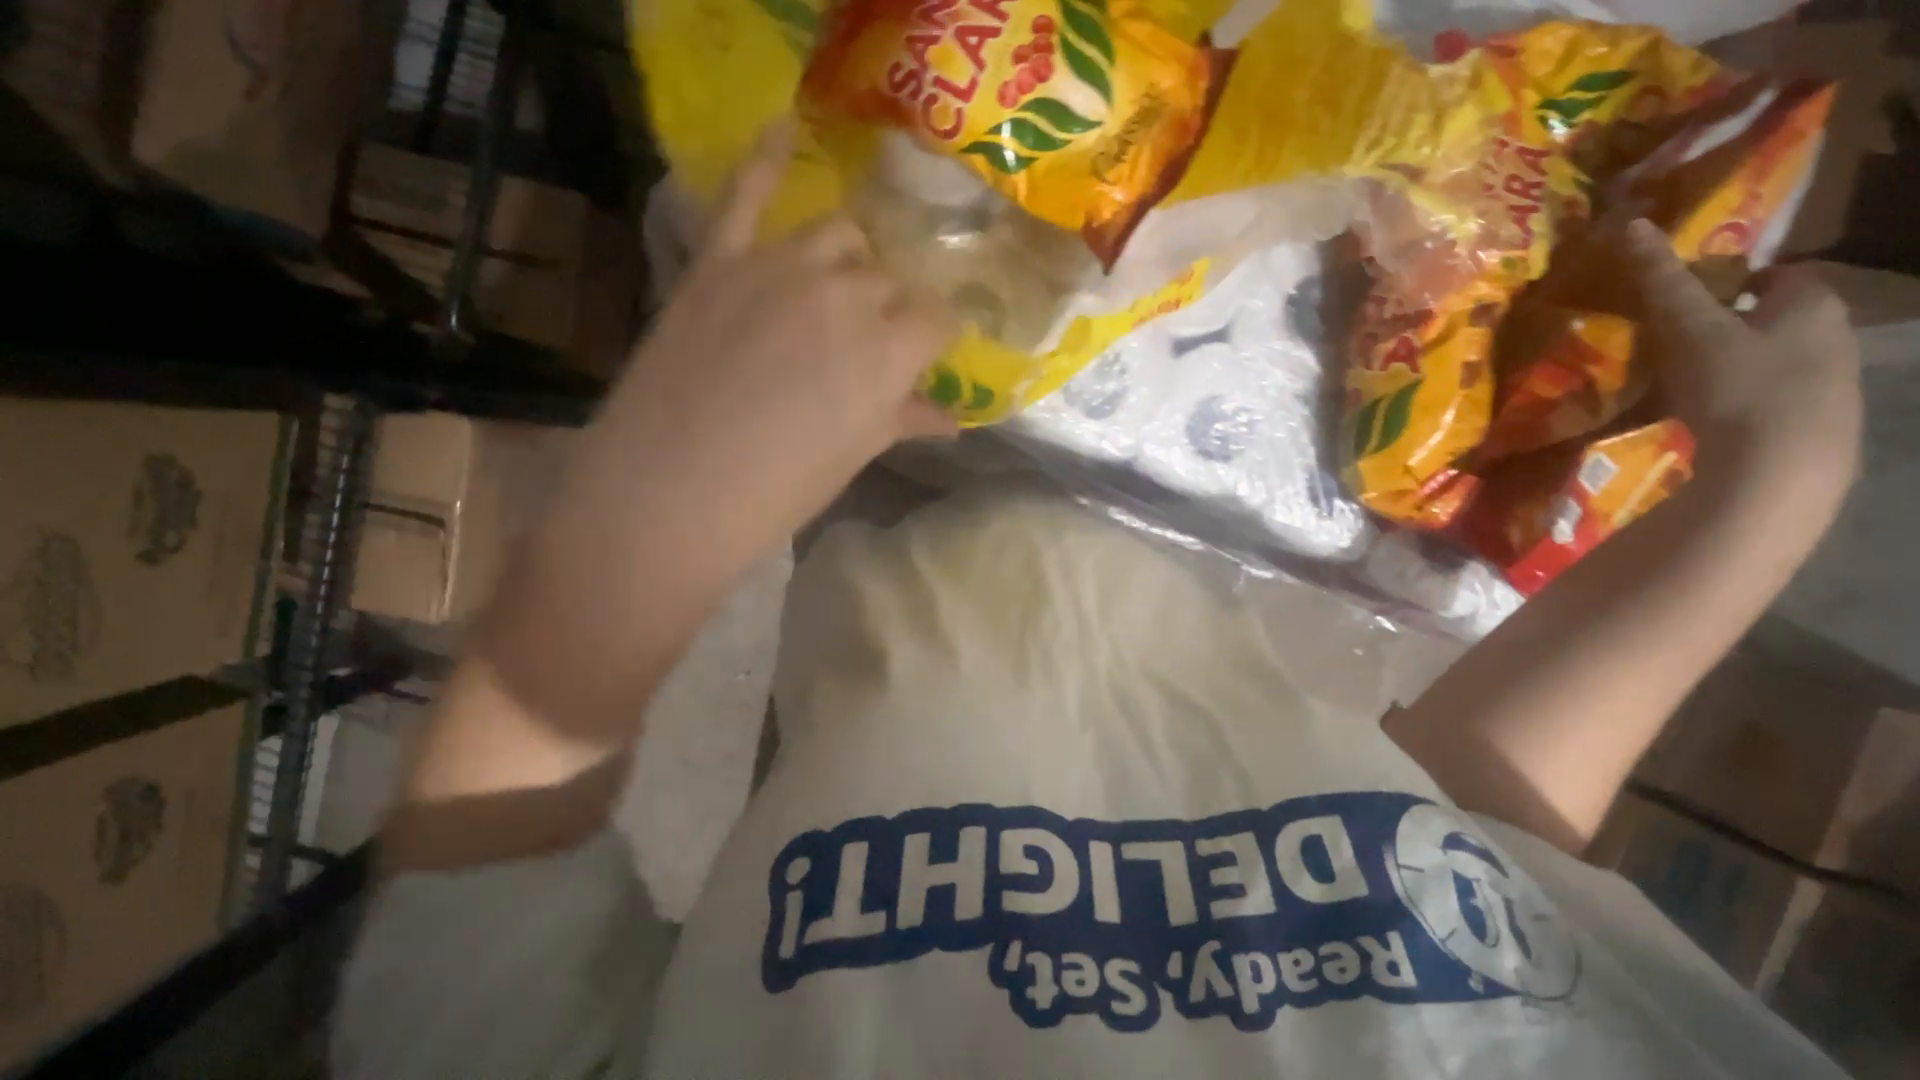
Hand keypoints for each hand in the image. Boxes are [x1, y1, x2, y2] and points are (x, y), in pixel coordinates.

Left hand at [570, 121, 958, 583]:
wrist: (663, 496)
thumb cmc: (772, 495)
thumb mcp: (849, 459)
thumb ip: (901, 420)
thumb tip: (952, 417)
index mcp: (889, 350)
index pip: (937, 319)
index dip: (934, 337)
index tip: (927, 352)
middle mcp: (845, 292)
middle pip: (888, 278)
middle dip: (890, 306)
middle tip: (872, 340)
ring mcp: (778, 266)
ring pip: (838, 233)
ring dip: (848, 258)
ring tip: (837, 286)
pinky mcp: (717, 260)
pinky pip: (744, 193)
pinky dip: (764, 158)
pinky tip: (782, 129)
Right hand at [1614, 218, 1861, 479]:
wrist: (1781, 472)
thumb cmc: (1738, 385)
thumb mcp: (1689, 330)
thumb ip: (1662, 281)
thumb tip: (1631, 224)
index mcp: (1814, 304)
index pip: (1777, 274)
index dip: (1732, 280)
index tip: (1689, 299)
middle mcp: (1837, 337)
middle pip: (1778, 320)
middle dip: (1732, 326)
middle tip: (1679, 343)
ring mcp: (1834, 387)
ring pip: (1778, 362)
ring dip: (1737, 368)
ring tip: (1687, 387)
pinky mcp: (1820, 430)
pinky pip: (1775, 403)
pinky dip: (1743, 406)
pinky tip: (1710, 424)